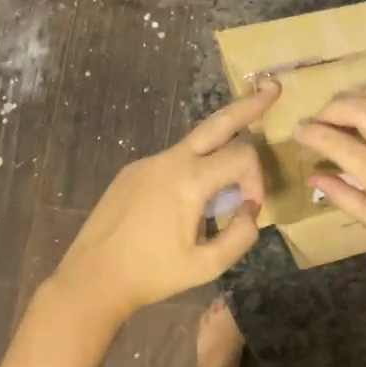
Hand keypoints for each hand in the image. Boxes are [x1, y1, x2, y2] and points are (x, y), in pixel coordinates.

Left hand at [50, 82, 279, 318]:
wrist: (93, 277)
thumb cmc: (153, 274)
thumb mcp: (208, 265)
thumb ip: (241, 235)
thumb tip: (249, 209)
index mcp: (190, 180)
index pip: (243, 156)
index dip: (256, 180)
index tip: (248, 210)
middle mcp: (169, 160)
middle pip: (218, 121)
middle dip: (248, 105)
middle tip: (272, 89)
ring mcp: (148, 162)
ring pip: (194, 144)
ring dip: (218, 152)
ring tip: (230, 178)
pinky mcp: (133, 171)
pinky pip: (172, 162)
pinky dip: (190, 173)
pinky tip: (182, 208)